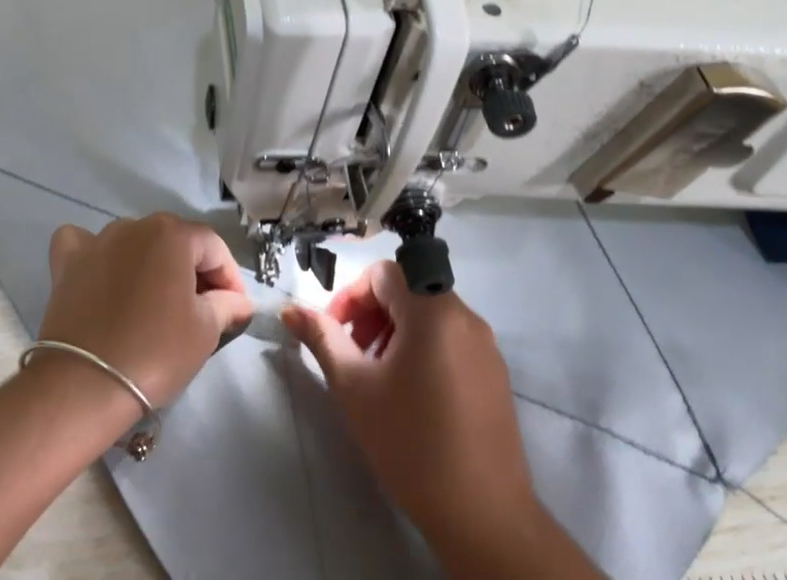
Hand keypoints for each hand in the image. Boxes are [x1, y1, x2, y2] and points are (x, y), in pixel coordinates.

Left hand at [40, 214, 252, 408]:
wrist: (85, 383)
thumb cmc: (155, 351)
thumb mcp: (204, 330)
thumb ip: (226, 305)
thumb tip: (236, 300)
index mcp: (171, 234)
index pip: (213, 248)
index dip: (230, 278)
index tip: (236, 309)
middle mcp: (132, 226)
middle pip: (174, 242)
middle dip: (193, 270)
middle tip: (204, 309)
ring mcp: (95, 242)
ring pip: (134, 243)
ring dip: (150, 264)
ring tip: (157, 301)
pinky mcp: (66, 264)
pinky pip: (85, 246)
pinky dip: (98, 255)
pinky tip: (103, 274)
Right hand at [282, 260, 596, 576]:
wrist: (481, 513)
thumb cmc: (409, 442)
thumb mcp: (354, 387)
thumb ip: (322, 339)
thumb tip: (291, 309)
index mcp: (433, 311)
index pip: (384, 273)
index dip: (350, 296)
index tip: (334, 334)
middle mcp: (465, 317)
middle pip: (408, 291)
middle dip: (371, 315)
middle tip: (351, 357)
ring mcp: (486, 346)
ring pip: (429, 316)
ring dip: (394, 332)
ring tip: (377, 378)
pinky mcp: (495, 373)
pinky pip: (451, 340)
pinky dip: (422, 350)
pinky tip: (410, 396)